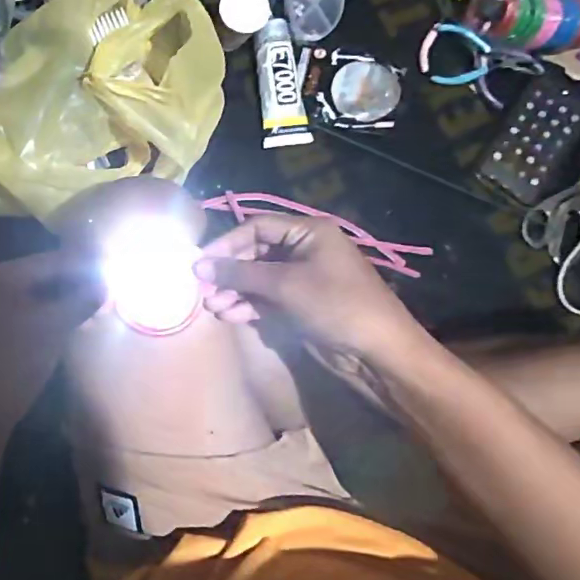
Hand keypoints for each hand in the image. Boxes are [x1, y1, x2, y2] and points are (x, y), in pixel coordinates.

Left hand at [0, 250, 103, 445]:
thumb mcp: (55, 328)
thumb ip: (82, 299)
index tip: (113, 268)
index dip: (85, 264)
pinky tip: (72, 312)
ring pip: (38, 288)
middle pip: (45, 271)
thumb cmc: (18, 365)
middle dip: (76, 278)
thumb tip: (106, 281)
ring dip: (65, 292)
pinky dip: (50, 305)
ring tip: (94, 298)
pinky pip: (29, 302)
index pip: (54, 260)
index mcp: (3, 275)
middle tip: (107, 285)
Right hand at [195, 214, 419, 357]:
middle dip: (229, 272)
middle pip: (255, 252)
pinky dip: (249, 306)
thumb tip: (200, 265)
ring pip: (258, 278)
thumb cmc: (337, 305)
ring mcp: (303, 278)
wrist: (379, 353)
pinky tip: (230, 316)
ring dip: (235, 291)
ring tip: (213, 306)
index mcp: (309, 231)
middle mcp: (305, 249)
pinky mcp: (301, 305)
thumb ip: (241, 274)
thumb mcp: (286, 285)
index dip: (226, 243)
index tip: (200, 263)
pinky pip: (267, 298)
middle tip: (202, 289)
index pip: (257, 227)